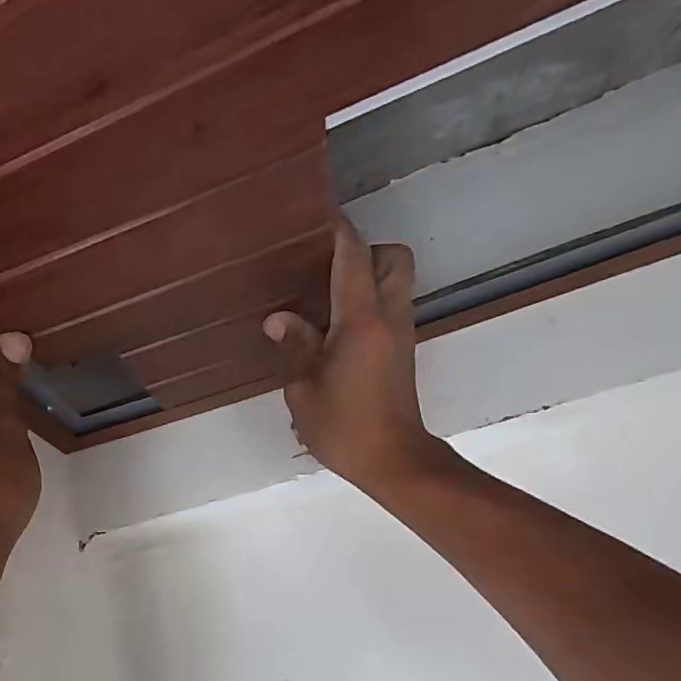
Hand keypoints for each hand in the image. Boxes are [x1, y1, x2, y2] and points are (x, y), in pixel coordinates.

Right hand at [263, 221, 451, 493]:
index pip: (354, 256)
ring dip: (368, 276)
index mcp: (362, 319)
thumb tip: (279, 319)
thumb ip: (294, 346)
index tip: (316, 220)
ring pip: (397, 281)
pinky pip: (390, 307)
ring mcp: (401, 333)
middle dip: (366, 250)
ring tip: (324, 296)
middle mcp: (390, 316)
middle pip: (395, 257)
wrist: (393, 460)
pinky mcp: (402, 351)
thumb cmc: (344, 426)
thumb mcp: (304, 389)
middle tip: (327, 269)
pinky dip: (368, 302)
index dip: (337, 231)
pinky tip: (334, 327)